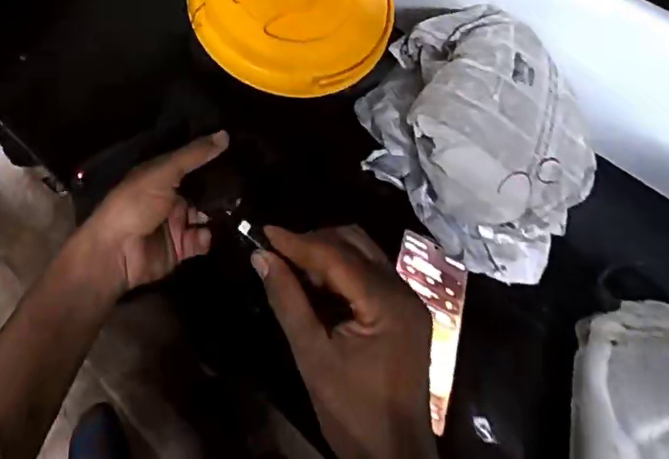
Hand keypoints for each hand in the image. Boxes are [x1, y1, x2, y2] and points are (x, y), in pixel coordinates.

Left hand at [79, 131, 228, 292]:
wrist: (116, 252)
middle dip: (221, 187)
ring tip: (241, 206)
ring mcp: (177, 222)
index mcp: (163, 174)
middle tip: (248, 180)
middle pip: (203, 189)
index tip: (239, 147)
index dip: (212, 156)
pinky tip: (204, 232)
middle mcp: (172, 196)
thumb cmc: (135, 203)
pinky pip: (202, 239)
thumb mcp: (163, 173)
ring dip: (219, 212)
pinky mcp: (181, 247)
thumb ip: (194, 155)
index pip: (192, 161)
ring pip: (206, 214)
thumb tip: (226, 134)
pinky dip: (207, 236)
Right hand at [256, 227, 436, 458]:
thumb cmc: (352, 413)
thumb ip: (288, 301)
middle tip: (277, 251)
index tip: (264, 232)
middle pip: (353, 243)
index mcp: (387, 303)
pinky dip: (341, 268)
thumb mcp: (313, 357)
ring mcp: (407, 299)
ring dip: (327, 251)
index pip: (337, 256)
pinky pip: (369, 271)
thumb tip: (261, 256)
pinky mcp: (403, 310)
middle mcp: (402, 291)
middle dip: (313, 241)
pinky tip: (316, 281)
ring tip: (293, 263)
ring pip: (362, 252)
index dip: (298, 241)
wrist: (394, 458)